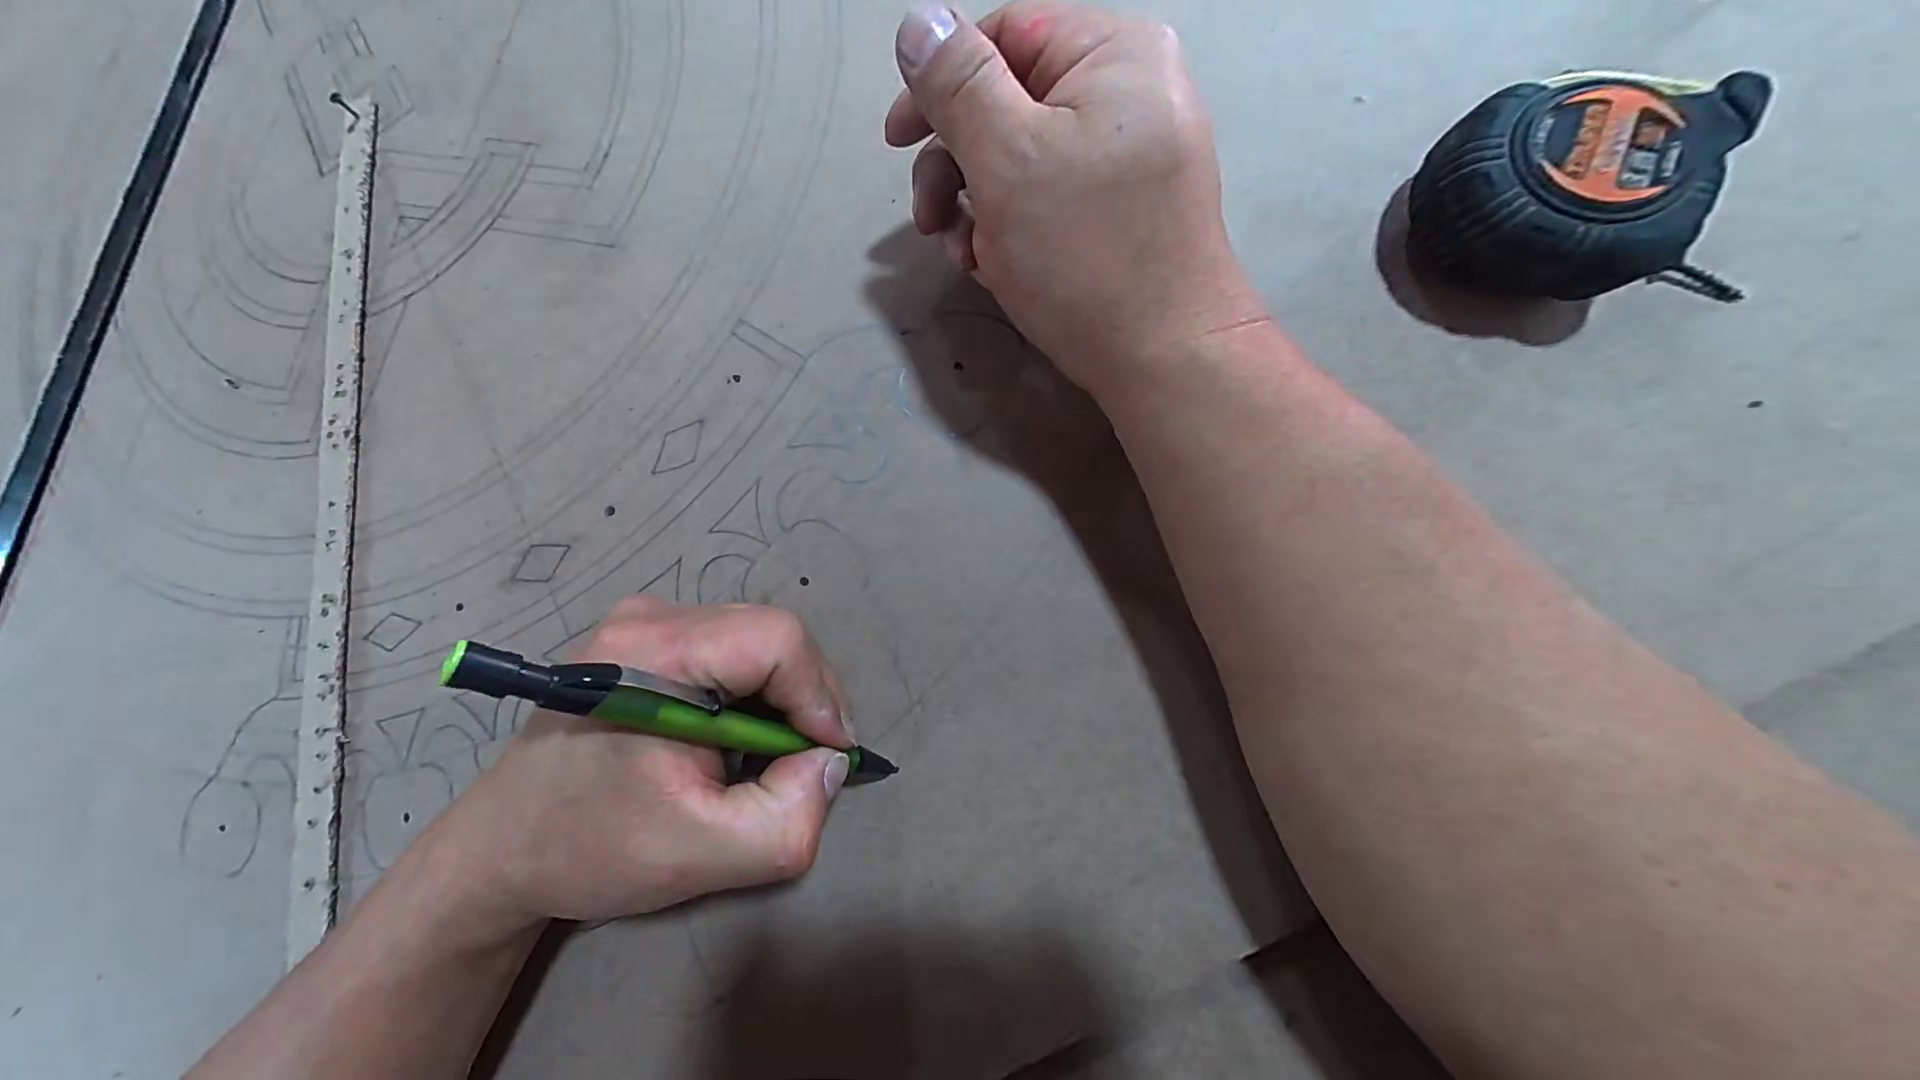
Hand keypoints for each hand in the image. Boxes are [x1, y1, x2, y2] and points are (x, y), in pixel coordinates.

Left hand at [420, 598, 856, 934]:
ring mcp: (649, 620)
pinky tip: (738, 739)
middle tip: (806, 764)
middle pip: (775, 635)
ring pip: (762, 641)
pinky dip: (759, 693)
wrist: (497, 849)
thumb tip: (832, 763)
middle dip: (806, 700)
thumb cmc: (589, 849)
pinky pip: (738, 649)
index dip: (818, 696)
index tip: (826, 758)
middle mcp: (652, 617)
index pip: (778, 640)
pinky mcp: (651, 635)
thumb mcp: (702, 856)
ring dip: (786, 698)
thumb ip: (790, 819)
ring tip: (769, 758)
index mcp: (653, 651)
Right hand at [886, 2, 1268, 394]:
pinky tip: (1000, 270)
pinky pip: (1053, 202)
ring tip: (969, 259)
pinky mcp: (1124, 214)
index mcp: (1114, 55)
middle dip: (957, 165)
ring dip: (979, 208)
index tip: (897, 142)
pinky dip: (1015, 232)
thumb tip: (918, 22)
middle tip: (929, 222)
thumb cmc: (1085, 258)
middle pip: (1011, 105)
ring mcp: (1132, 159)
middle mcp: (1131, 95)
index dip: (938, 85)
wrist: (1166, 360)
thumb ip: (957, 84)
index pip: (1004, 37)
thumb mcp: (1007, 160)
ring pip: (1025, 162)